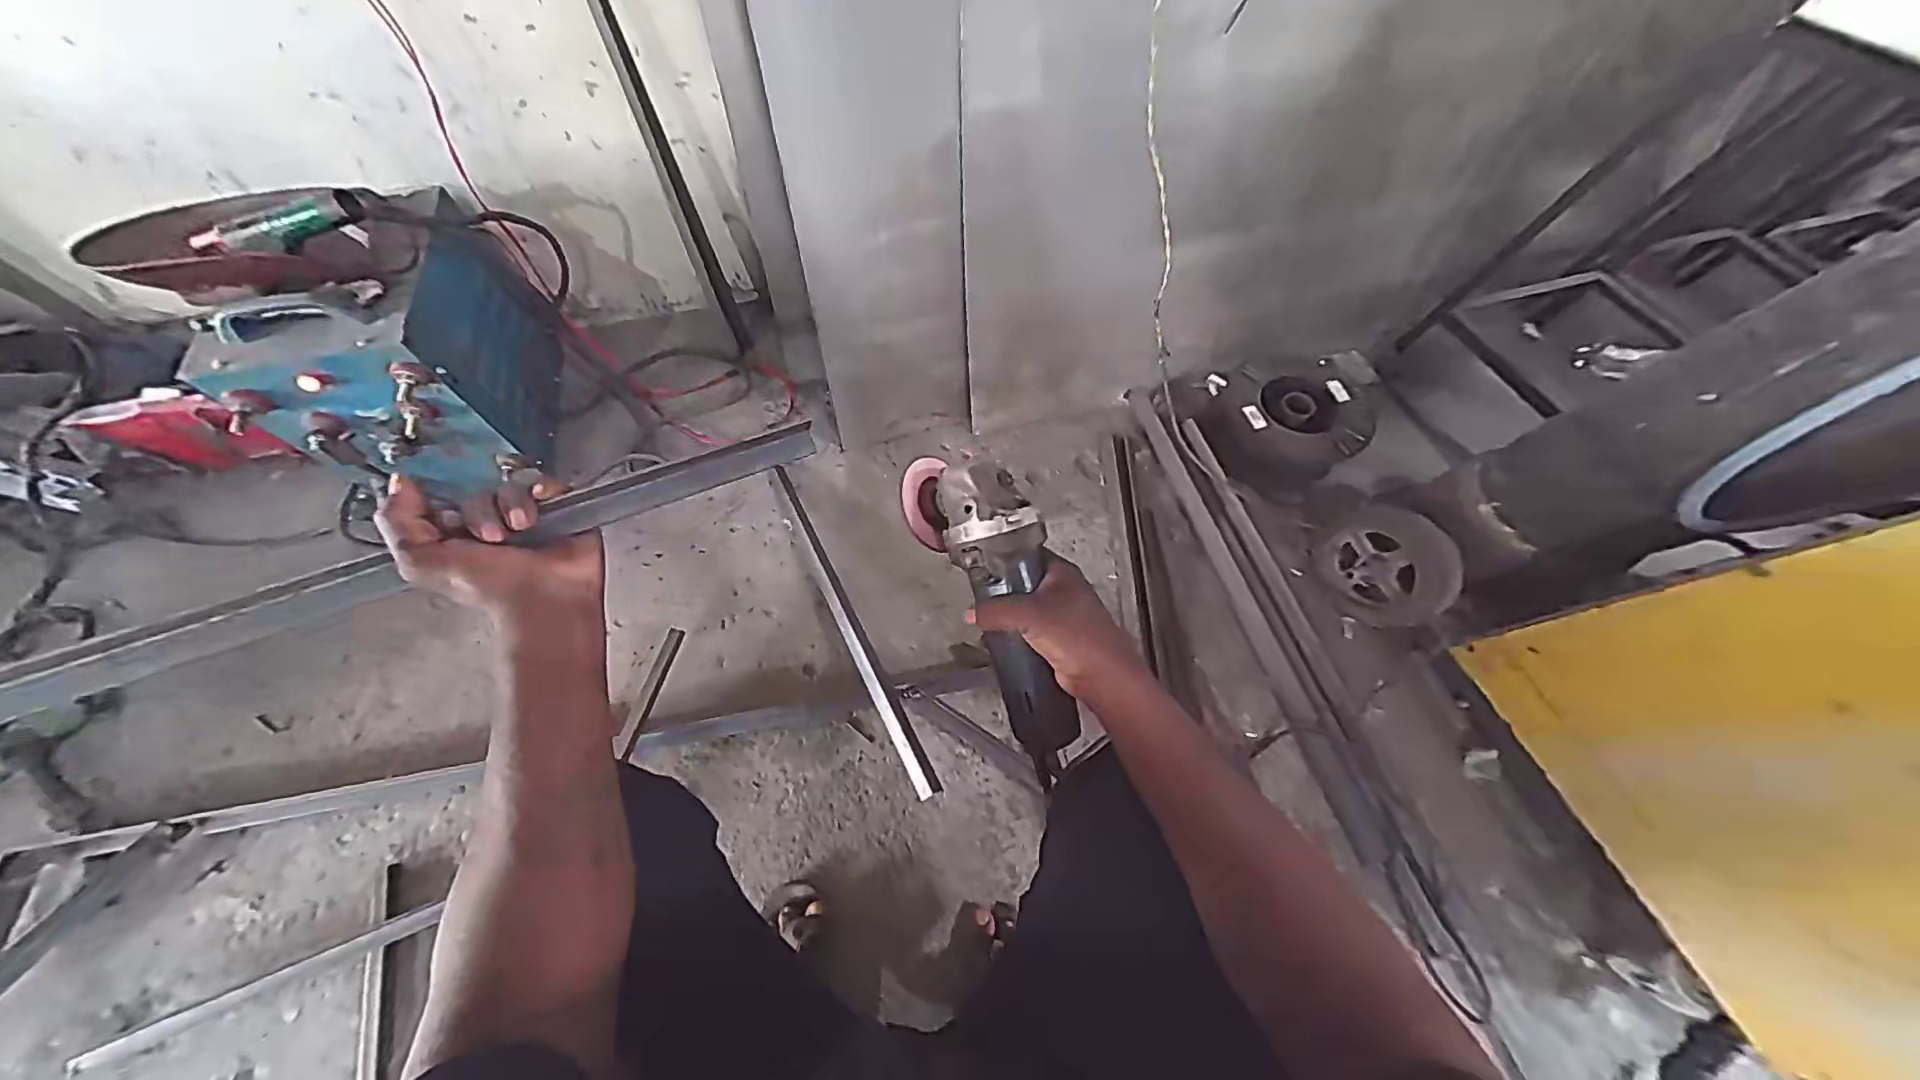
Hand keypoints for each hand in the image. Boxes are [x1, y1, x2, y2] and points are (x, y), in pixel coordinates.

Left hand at [374, 472, 604, 623]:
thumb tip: (399, 480)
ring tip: (522, 526)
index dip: (441, 494)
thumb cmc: (488, 586)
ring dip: (512, 503)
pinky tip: (540, 504)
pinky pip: (545, 481)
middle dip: (480, 511)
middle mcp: (491, 520)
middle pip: (477, 490)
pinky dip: (541, 488)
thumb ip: (398, 523)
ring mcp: (527, 512)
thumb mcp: (422, 563)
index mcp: (457, 532)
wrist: (547, 596)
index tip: (445, 508)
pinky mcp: (559, 507)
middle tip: (492, 537)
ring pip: (510, 484)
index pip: (442, 494)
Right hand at [967, 556, 1146, 698]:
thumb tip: (974, 612)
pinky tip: (1008, 639)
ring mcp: (1060, 615)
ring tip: (993, 619)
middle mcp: (1063, 590)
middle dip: (1004, 591)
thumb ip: (996, 610)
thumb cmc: (1083, 638)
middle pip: (1023, 583)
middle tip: (985, 596)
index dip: (1005, 558)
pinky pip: (1029, 630)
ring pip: (1026, 608)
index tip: (985, 565)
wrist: (1100, 675)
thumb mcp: (1029, 614)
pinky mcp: (1057, 638)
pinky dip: (1017, 634)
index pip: (1027, 555)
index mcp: (1061, 573)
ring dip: (1010, 615)